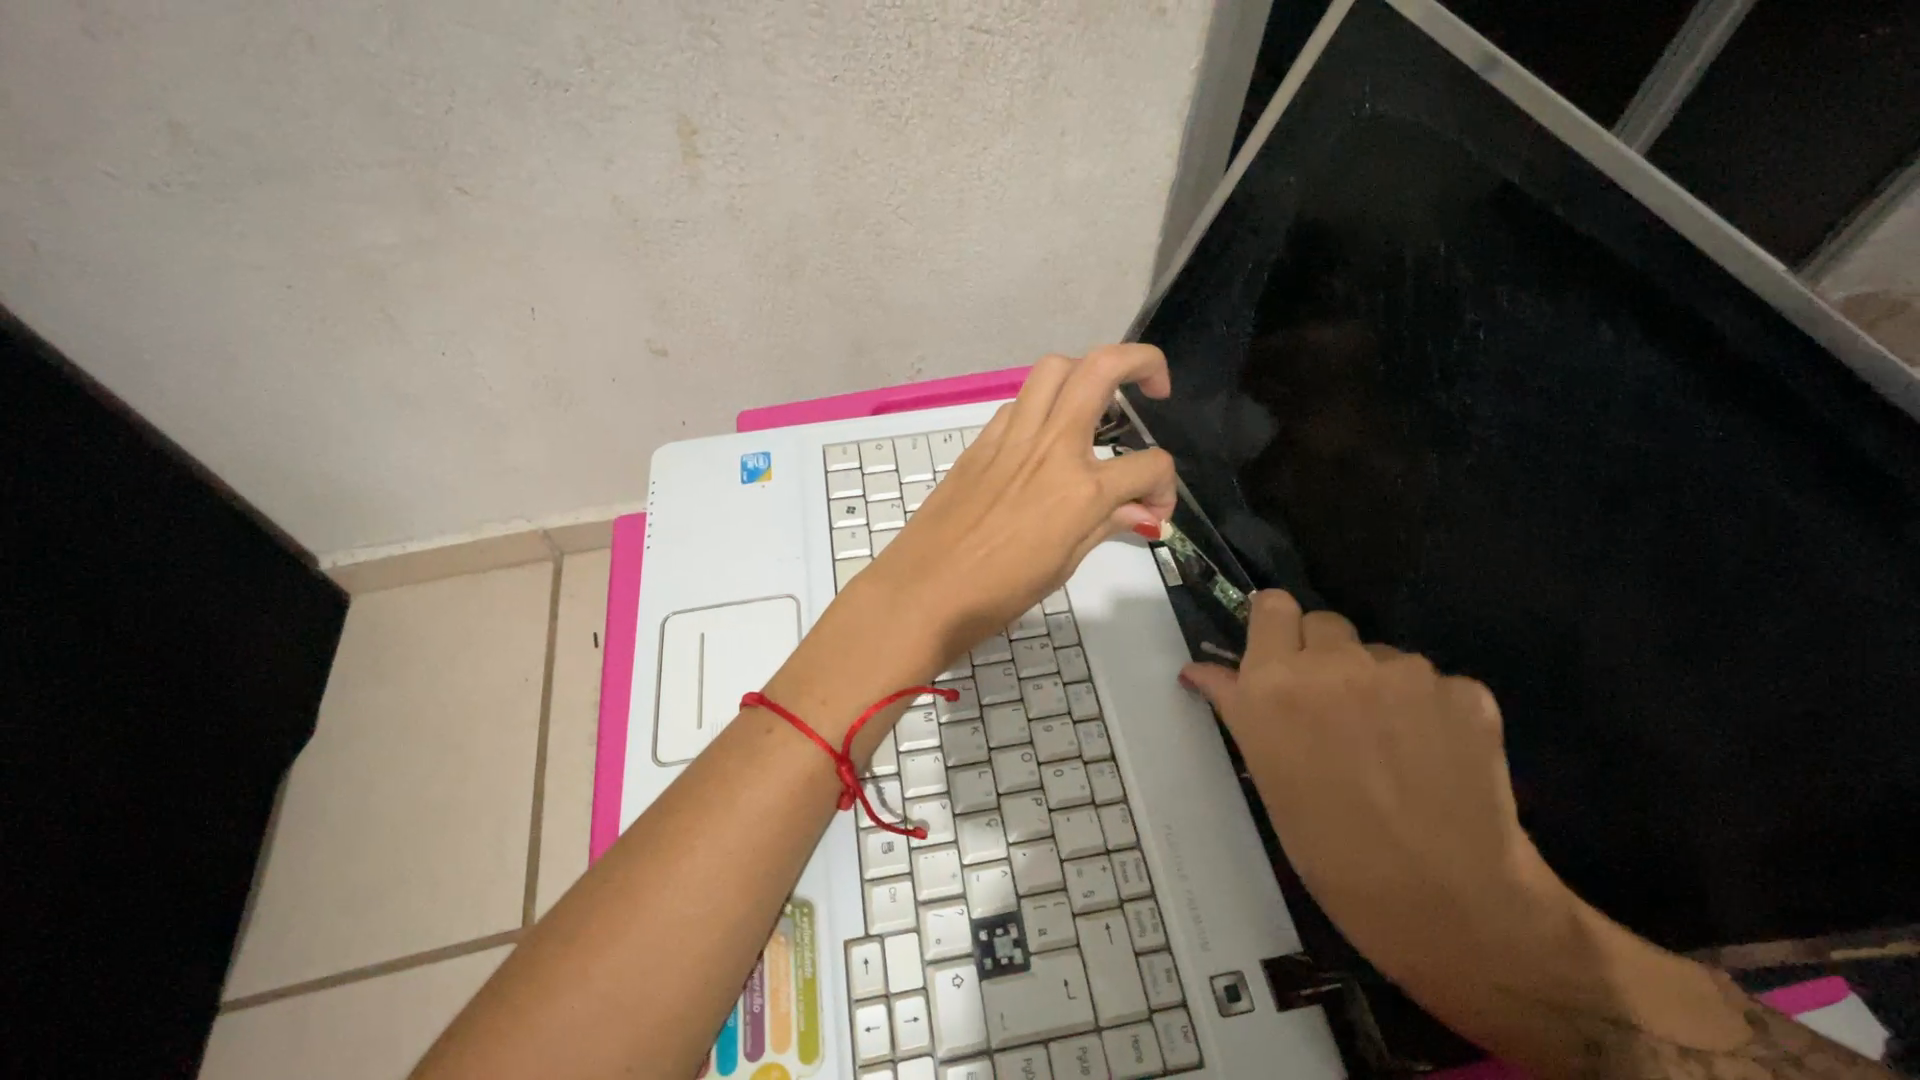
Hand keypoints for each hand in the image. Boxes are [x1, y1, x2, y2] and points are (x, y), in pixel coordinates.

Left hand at [851, 345, 1177, 661]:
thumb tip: (1141, 512)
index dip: (1166, 488)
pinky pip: (1018, 403)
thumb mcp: (1063, 566)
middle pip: (1103, 368)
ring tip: (1098, 399)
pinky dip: (1041, 406)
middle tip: (1156, 386)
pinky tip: (1044, 437)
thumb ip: (1105, 526)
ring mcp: (1012, 439)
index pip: (1149, 465)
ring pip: (1054, 368)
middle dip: (1143, 361)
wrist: (921, 593)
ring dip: (1086, 370)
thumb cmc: (997, 594)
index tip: (1154, 510)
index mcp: (1081, 489)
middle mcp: (1051, 448)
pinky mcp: (980, 443)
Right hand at [1180, 591, 1576, 987]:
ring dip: (1380, 684)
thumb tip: (1200, 670)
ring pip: (1383, 655)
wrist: (1444, 901)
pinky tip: (1436, 759)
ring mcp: (1405, 672)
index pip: (1272, 605)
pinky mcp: (1464, 689)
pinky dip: (1433, 710)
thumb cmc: (1329, 851)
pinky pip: (1436, 683)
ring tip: (1393, 748)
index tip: (1282, 659)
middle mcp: (1334, 663)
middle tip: (1335, 710)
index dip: (1277, 629)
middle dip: (1325, 655)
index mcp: (1272, 684)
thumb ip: (1237, 707)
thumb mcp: (1267, 777)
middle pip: (1326, 623)